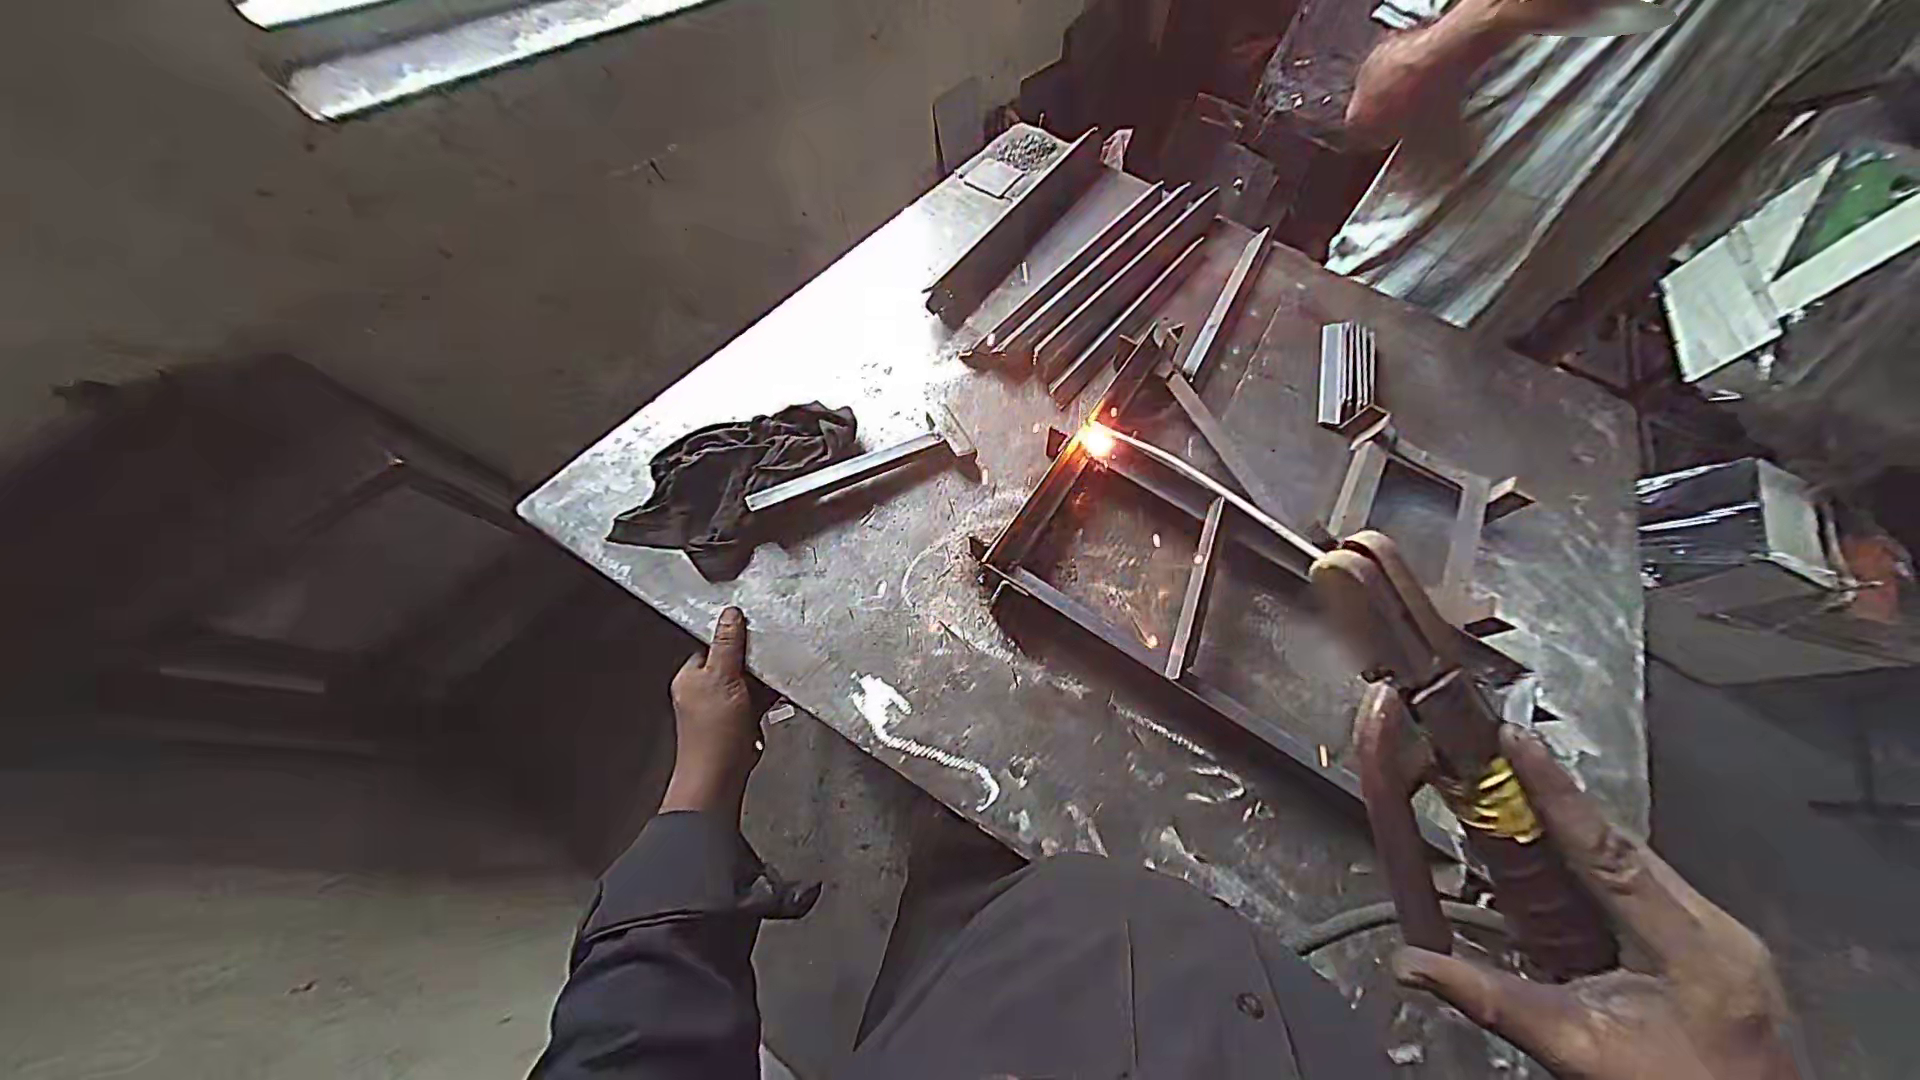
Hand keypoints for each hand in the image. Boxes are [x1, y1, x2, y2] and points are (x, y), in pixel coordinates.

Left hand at [660, 607, 760, 819]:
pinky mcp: (744, 716)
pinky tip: (782, 691)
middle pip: (736, 659)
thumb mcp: (721, 678)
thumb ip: (727, 645)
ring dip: (766, 676)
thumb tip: (730, 615)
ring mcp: (726, 703)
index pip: (714, 643)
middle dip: (755, 657)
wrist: (722, 774)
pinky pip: (761, 696)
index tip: (754, 628)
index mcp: (692, 675)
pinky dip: (773, 693)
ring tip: (780, 671)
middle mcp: (707, 688)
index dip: (734, 636)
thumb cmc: (712, 733)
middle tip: (771, 651)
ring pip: (751, 678)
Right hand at [1394, 726, 1802, 1079]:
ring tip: (1500, 797)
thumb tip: (1408, 963)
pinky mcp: (1702, 934)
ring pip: (1620, 851)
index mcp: (1693, 951)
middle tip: (1487, 763)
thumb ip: (1488, 998)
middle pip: (1612, 840)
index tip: (1515, 739)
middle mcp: (1712, 927)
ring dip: (1558, 823)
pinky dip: (1578, 851)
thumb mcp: (1576, 1048)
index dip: (1553, 790)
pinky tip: (1541, 853)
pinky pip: (1628, 872)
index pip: (1607, 848)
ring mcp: (1714, 929)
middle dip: (1546, 799)